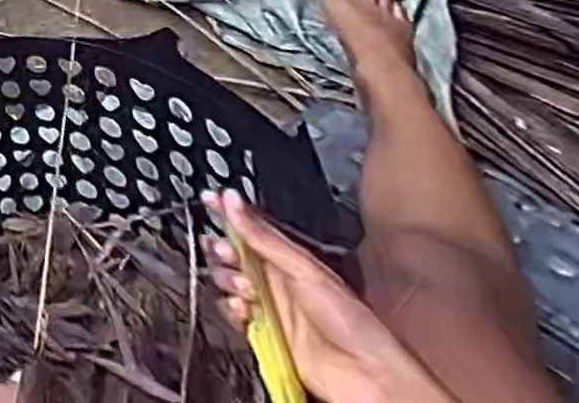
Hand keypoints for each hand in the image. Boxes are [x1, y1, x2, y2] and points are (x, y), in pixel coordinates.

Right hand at [203, 190, 455, 402]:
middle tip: (225, 252)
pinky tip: (246, 310)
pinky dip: (231, 309)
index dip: (225, 210)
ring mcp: (268, 304)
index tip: (208, 198)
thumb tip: (231, 199)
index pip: (247, 225)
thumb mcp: (306, 270)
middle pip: (229, 252)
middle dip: (220, 248)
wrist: (370, 380)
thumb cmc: (354, 325)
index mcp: (286, 258)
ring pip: (225, 280)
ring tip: (245, 288)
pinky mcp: (262, 330)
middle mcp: (274, 278)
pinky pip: (230, 311)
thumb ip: (263, 235)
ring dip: (227, 280)